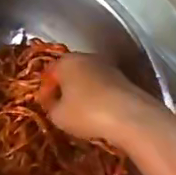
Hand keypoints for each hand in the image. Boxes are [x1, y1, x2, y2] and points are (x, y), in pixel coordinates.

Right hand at [39, 53, 163, 143]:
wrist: (130, 117)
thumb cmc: (85, 113)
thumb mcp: (57, 116)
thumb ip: (50, 106)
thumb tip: (54, 102)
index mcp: (65, 61)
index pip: (48, 71)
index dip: (45, 89)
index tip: (45, 104)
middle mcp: (86, 57)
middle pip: (70, 71)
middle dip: (65, 87)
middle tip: (61, 107)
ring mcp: (108, 66)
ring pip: (88, 78)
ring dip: (83, 91)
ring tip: (80, 112)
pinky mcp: (124, 78)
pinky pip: (103, 86)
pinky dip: (99, 96)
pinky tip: (98, 112)